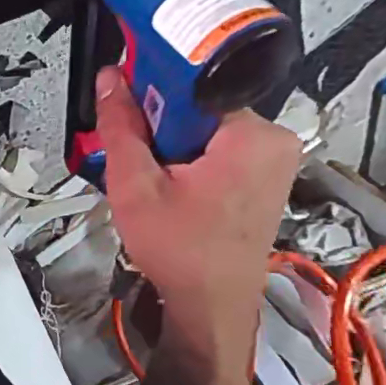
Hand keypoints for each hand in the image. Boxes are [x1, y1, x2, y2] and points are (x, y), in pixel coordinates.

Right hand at [96, 68, 299, 384]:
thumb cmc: (180, 253)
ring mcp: (274, 159)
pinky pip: (220, 146)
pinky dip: (191, 156)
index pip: (195, 84)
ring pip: (206, 126)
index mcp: (253, 135)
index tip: (126, 100)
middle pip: (201, 105)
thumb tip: (110, 76)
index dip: (153, 89)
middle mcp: (274, 139)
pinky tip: (172, 183)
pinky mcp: (265, 175)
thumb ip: (121, 126)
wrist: (211, 308)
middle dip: (162, 123)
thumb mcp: (136, 186)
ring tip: (155, 175)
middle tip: (139, 155)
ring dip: (173, 142)